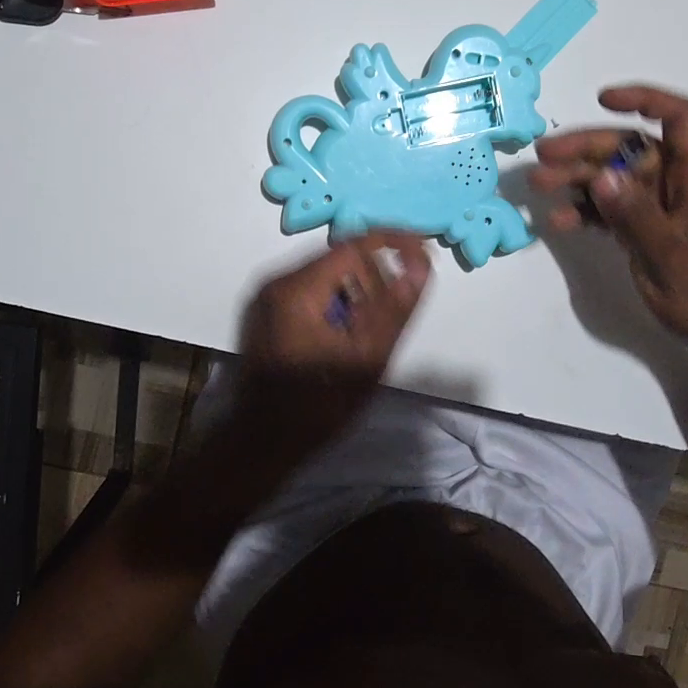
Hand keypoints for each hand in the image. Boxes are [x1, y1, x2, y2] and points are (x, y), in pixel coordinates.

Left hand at [234, 232, 432, 451]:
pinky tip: (347, 333)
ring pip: (324, 275)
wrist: (262, 443)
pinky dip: (334, 302)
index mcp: (298, 288)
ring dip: (356, 291)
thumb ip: (395, 308)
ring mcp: (265, 298)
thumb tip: (422, 265)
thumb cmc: (317, 405)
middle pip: (338, 258)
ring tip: (375, 326)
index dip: (396, 243)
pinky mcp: (263, 314)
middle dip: (376, 274)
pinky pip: (308, 292)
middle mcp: (276, 282)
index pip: (355, 244)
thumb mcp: (367, 358)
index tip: (425, 254)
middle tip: (402, 303)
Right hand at [532, 85, 687, 384]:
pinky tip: (558, 221)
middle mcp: (685, 183)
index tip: (602, 99)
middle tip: (543, 156)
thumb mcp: (672, 259)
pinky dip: (588, 211)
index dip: (643, 100)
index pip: (680, 119)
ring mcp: (666, 206)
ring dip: (579, 179)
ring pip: (619, 177)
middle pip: (635, 147)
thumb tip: (602, 175)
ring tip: (538, 186)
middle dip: (589, 147)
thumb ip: (636, 216)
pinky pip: (616, 207)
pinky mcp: (652, 228)